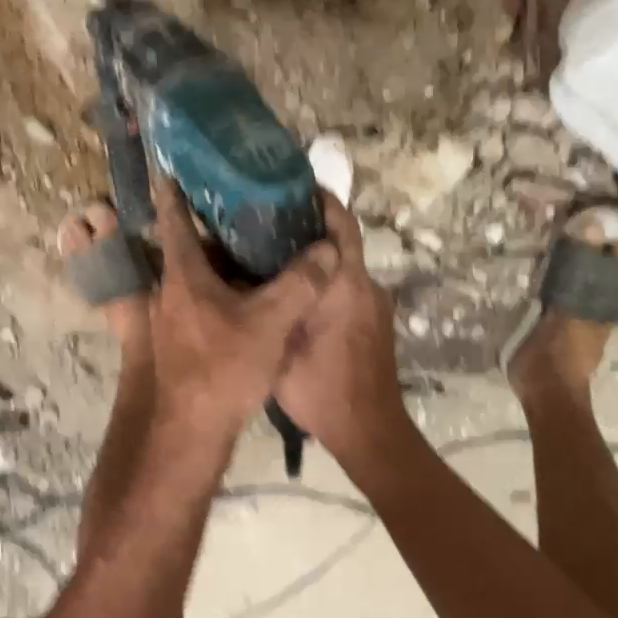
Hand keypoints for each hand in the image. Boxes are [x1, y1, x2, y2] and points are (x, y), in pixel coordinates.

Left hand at [146, 176, 336, 438]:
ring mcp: (163, 320)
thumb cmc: (220, 370)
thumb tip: (329, 247)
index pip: (174, 218)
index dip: (176, 189)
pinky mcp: (170, 346)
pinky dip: (215, 294)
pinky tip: (245, 301)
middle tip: (240, 207)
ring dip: (214, 264)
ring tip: (251, 249)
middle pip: (186, 248)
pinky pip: (193, 305)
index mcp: (182, 274)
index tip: (177, 163)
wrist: (182, 435)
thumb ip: (300, 283)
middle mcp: (165, 291)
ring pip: (189, 279)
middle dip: (209, 228)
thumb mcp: (270, 323)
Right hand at [274, 193, 404, 450]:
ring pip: (345, 267)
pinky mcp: (376, 323)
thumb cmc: (322, 389)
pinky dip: (327, 280)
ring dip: (318, 257)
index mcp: (346, 285)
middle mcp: (367, 287)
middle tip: (270, 221)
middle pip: (343, 242)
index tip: (296, 187)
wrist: (369, 431)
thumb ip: (272, 307)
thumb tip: (242, 276)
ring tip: (275, 256)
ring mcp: (376, 306)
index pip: (343, 226)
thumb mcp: (281, 347)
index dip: (324, 202)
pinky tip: (295, 292)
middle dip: (312, 227)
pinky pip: (350, 287)